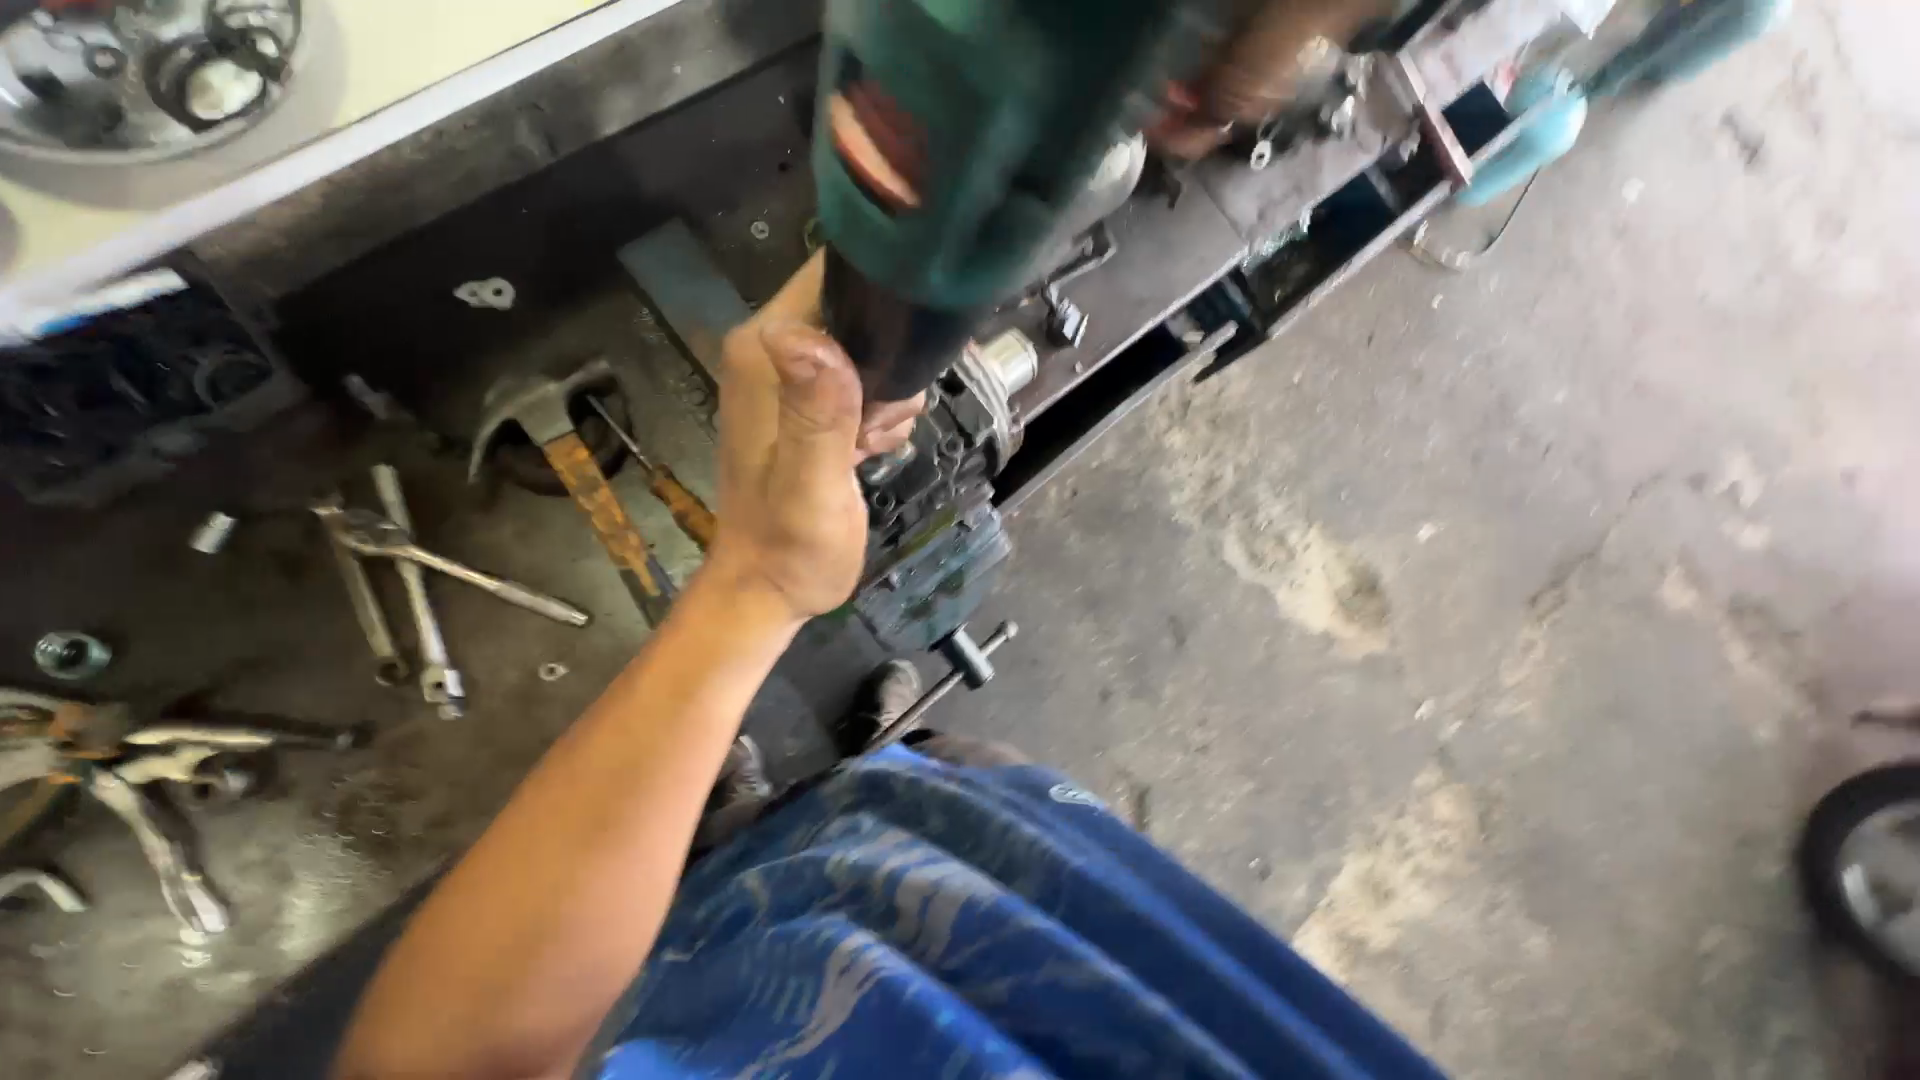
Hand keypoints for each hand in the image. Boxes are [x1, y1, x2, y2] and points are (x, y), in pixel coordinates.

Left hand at [706, 254, 922, 621]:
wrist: (771, 590)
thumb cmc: (790, 546)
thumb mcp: (809, 485)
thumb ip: (815, 413)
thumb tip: (806, 334)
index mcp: (765, 353)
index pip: (830, 273)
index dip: (881, 293)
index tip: (904, 351)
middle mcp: (773, 352)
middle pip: (859, 310)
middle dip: (889, 359)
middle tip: (876, 422)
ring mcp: (791, 381)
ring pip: (870, 349)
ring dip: (888, 393)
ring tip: (870, 441)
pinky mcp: (809, 407)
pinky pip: (864, 382)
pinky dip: (878, 412)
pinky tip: (868, 450)